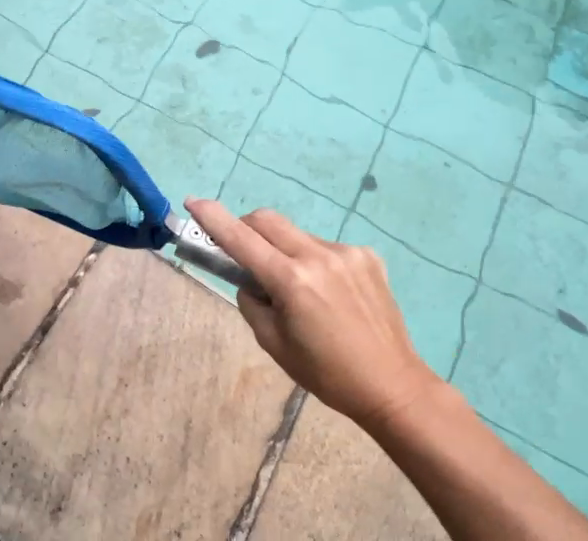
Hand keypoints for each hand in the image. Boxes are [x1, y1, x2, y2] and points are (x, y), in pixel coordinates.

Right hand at [186, 198, 442, 432]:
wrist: (394, 387)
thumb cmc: (326, 373)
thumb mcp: (272, 342)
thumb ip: (251, 301)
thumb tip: (247, 277)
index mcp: (292, 281)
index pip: (240, 238)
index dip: (212, 218)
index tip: (192, 201)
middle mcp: (318, 256)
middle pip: (266, 221)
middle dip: (245, 227)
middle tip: (240, 251)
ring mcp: (346, 253)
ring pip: (295, 234)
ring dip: (282, 249)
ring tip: (296, 287)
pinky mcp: (367, 256)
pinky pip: (324, 247)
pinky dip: (312, 261)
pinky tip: (328, 292)